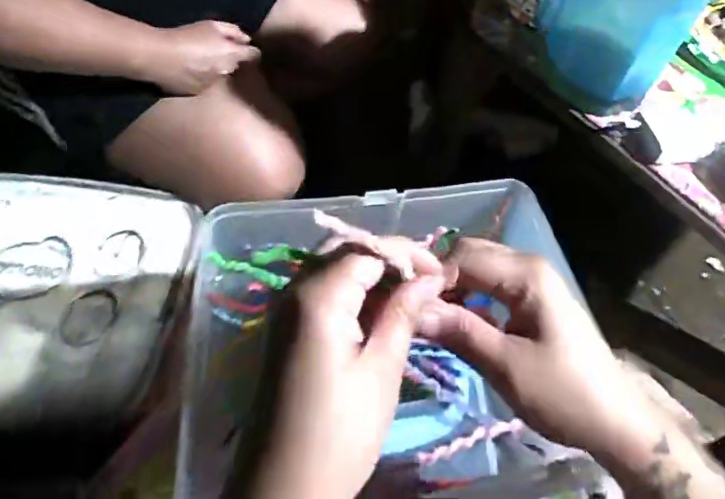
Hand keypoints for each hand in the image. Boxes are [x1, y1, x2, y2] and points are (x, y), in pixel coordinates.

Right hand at [141, 20, 259, 96]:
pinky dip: (202, 77)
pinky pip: (205, 83)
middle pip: (236, 65)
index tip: (243, 47)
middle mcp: (226, 72)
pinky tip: (189, 70)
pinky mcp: (197, 93)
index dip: (250, 50)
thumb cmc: (187, 36)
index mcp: (233, 55)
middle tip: (215, 49)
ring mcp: (212, 84)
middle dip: (230, 58)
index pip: (254, 55)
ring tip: (198, 59)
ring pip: (221, 75)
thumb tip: (246, 39)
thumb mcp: (212, 25)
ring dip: (216, 69)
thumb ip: (234, 31)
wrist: (158, 56)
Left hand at [244, 243, 445, 498]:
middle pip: (347, 250)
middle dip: (389, 257)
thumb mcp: (381, 371)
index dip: (408, 254)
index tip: (442, 271)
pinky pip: (323, 288)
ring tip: (410, 291)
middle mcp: (295, 288)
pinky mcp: (286, 327)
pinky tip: (380, 308)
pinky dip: (353, 289)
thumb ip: (403, 314)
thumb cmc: (339, 434)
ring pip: (334, 266)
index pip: (368, 250)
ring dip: (371, 271)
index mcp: (318, 295)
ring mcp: (286, 307)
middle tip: (426, 279)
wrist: (282, 492)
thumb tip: (429, 277)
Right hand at [418, 239, 663, 467]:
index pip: (465, 256)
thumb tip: (415, 311)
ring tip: (431, 317)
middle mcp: (529, 264)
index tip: (408, 306)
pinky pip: (493, 284)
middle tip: (415, 310)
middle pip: (473, 254)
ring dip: (456, 287)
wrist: (615, 419)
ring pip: (482, 267)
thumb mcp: (507, 367)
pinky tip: (457, 321)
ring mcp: (534, 279)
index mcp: (526, 273)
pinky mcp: (534, 297)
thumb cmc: (563, 393)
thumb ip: (461, 333)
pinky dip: (472, 296)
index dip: (434, 277)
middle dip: (442, 277)